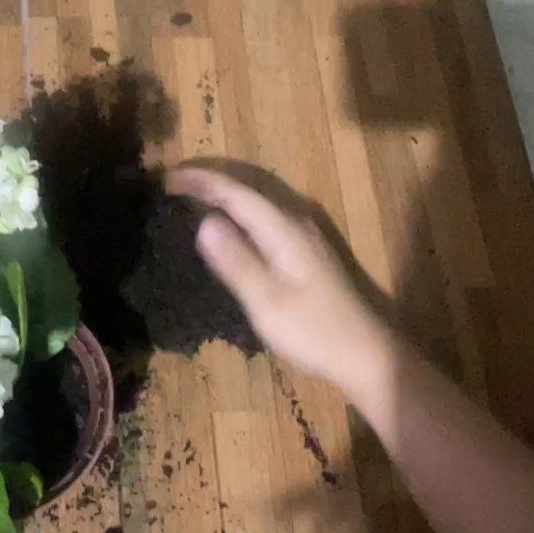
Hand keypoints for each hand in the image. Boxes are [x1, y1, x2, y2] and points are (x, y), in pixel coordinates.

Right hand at [169, 167, 402, 400]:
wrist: (366, 354)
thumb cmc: (313, 331)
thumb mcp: (267, 301)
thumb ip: (235, 260)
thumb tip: (203, 221)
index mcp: (283, 229)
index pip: (235, 193)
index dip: (201, 182)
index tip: (166, 178)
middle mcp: (295, 222)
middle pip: (247, 190)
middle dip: (209, 182)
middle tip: (172, 183)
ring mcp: (304, 236)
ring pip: (256, 202)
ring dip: (223, 194)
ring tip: (191, 195)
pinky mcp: (306, 251)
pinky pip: (264, 218)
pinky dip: (238, 212)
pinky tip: (228, 223)